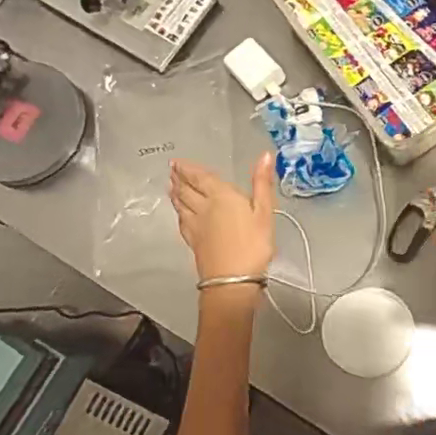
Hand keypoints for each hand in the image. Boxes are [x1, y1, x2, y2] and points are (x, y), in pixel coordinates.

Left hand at [170, 153, 275, 282]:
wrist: (232, 280)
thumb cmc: (253, 245)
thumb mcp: (264, 213)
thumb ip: (262, 183)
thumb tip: (264, 155)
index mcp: (220, 196)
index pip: (200, 178)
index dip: (188, 169)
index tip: (177, 163)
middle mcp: (203, 208)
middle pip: (186, 190)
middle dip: (179, 179)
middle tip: (171, 171)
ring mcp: (195, 226)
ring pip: (181, 205)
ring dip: (175, 194)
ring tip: (171, 187)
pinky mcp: (193, 242)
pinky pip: (182, 222)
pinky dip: (178, 213)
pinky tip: (180, 215)